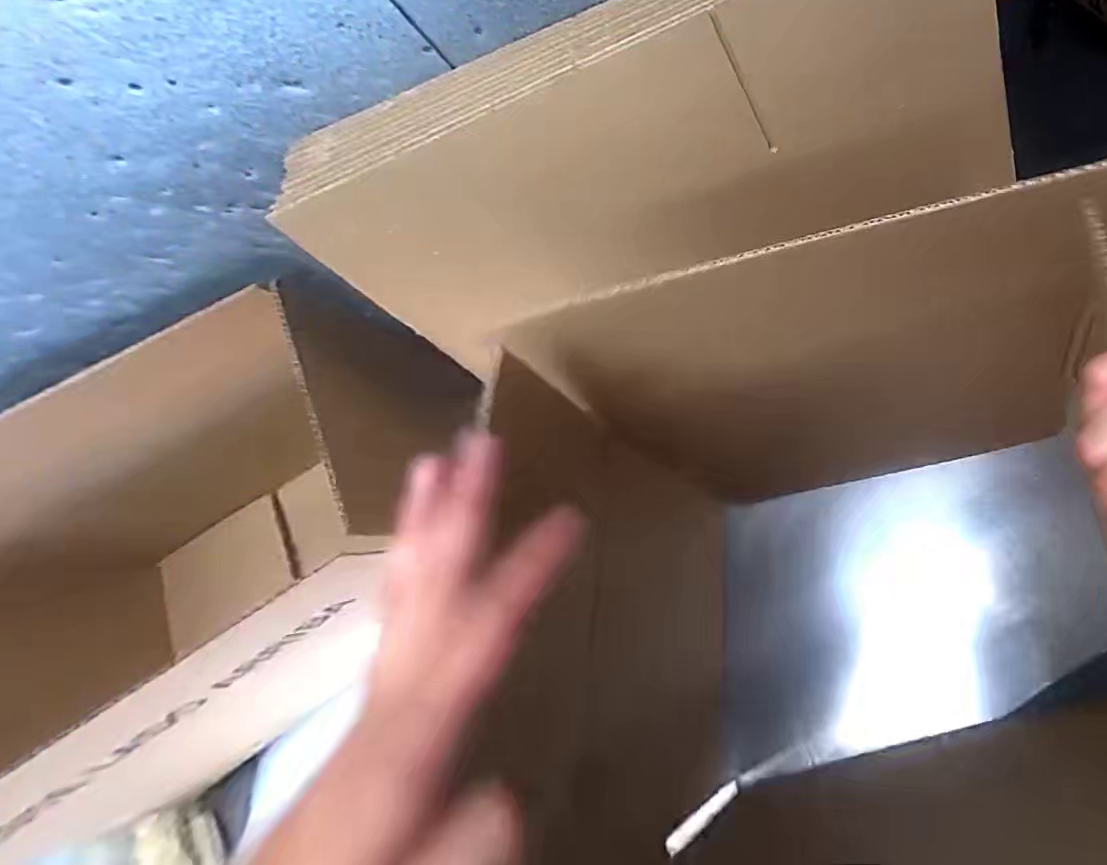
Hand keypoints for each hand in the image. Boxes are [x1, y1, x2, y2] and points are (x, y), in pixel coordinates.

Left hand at [254, 431, 583, 864]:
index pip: (482, 630)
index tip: (570, 516)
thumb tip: (506, 792)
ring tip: (433, 464)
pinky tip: (417, 546)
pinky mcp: (373, 705)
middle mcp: (391, 693)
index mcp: (414, 728)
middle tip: (476, 443)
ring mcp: (375, 694)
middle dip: (457, 509)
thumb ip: (462, 840)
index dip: (526, 568)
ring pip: (405, 587)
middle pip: (430, 583)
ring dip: (424, 521)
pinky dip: (409, 565)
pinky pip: (397, 612)